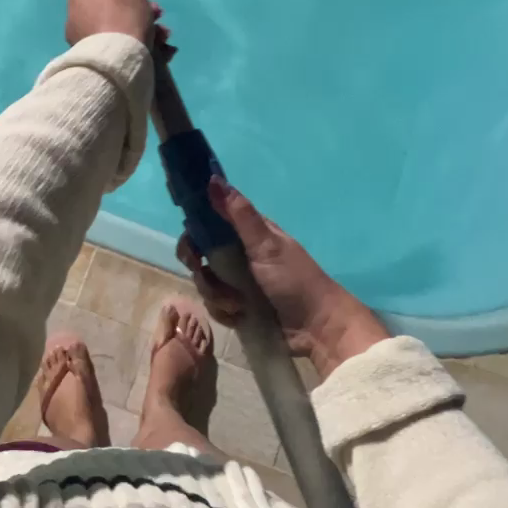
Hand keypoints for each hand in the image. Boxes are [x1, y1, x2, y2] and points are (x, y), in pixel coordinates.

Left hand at [65, 0, 172, 59]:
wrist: (117, 64)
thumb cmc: (123, 18)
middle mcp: (76, 12)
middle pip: (111, 3)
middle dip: (138, 10)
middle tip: (157, 19)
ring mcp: (81, 37)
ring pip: (117, 25)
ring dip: (142, 29)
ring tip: (162, 41)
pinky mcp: (91, 56)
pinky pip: (116, 44)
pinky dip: (134, 45)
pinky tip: (156, 54)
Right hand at [177, 177, 388, 378]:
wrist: (315, 328)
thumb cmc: (294, 280)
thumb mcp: (266, 244)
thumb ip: (238, 214)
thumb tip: (213, 178)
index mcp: (246, 233)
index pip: (207, 223)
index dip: (193, 231)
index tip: (192, 245)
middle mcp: (238, 254)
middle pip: (198, 254)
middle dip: (198, 267)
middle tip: (203, 273)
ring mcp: (236, 282)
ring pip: (204, 282)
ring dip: (215, 294)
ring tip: (237, 304)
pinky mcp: (236, 307)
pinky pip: (214, 306)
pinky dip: (223, 312)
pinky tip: (240, 316)